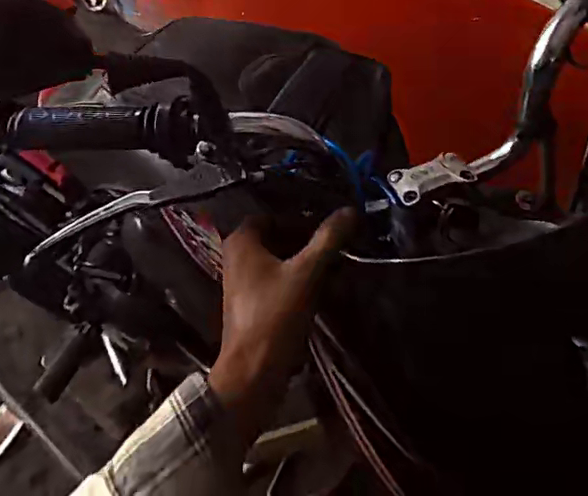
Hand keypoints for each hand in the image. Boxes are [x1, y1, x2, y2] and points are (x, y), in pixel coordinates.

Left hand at [208, 208, 358, 441]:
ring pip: (280, 264)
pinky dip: (299, 284)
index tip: (327, 231)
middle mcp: (237, 258)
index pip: (273, 217)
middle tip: (335, 250)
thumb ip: (328, 240)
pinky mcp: (252, 307)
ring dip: (306, 266)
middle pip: (278, 240)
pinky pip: (278, 284)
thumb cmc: (274, 316)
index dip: (300, 221)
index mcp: (242, 241)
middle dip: (307, 245)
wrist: (252, 375)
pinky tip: (322, 294)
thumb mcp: (306, 273)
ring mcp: (243, 284)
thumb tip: (350, 211)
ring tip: (335, 272)